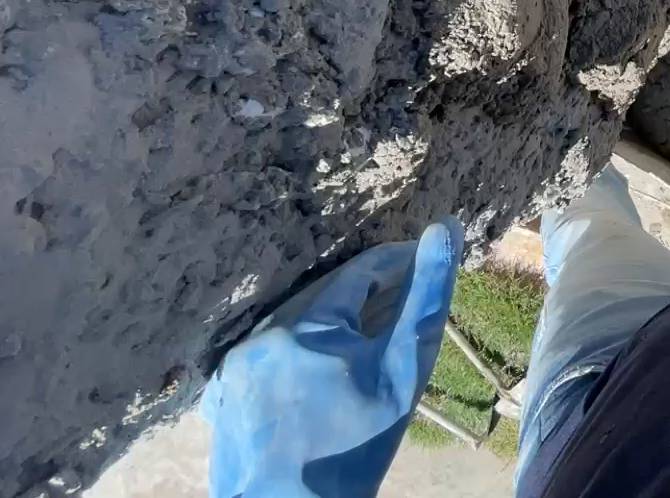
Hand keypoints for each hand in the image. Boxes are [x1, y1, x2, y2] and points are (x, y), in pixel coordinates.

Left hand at [203, 219, 462, 497]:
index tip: (429, 259)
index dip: (400, 261)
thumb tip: (445, 227)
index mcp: (298, 328)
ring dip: (340, 318)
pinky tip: (334, 365)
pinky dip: (309, 349)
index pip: (359, 271)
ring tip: (377, 329)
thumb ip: (427, 292)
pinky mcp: (223, 402)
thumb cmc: (360, 441)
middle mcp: (255, 342)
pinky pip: (275, 355)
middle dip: (372, 291)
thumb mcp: (406, 364)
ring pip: (299, 324)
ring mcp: (232, 375)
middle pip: (328, 296)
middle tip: (410, 295)